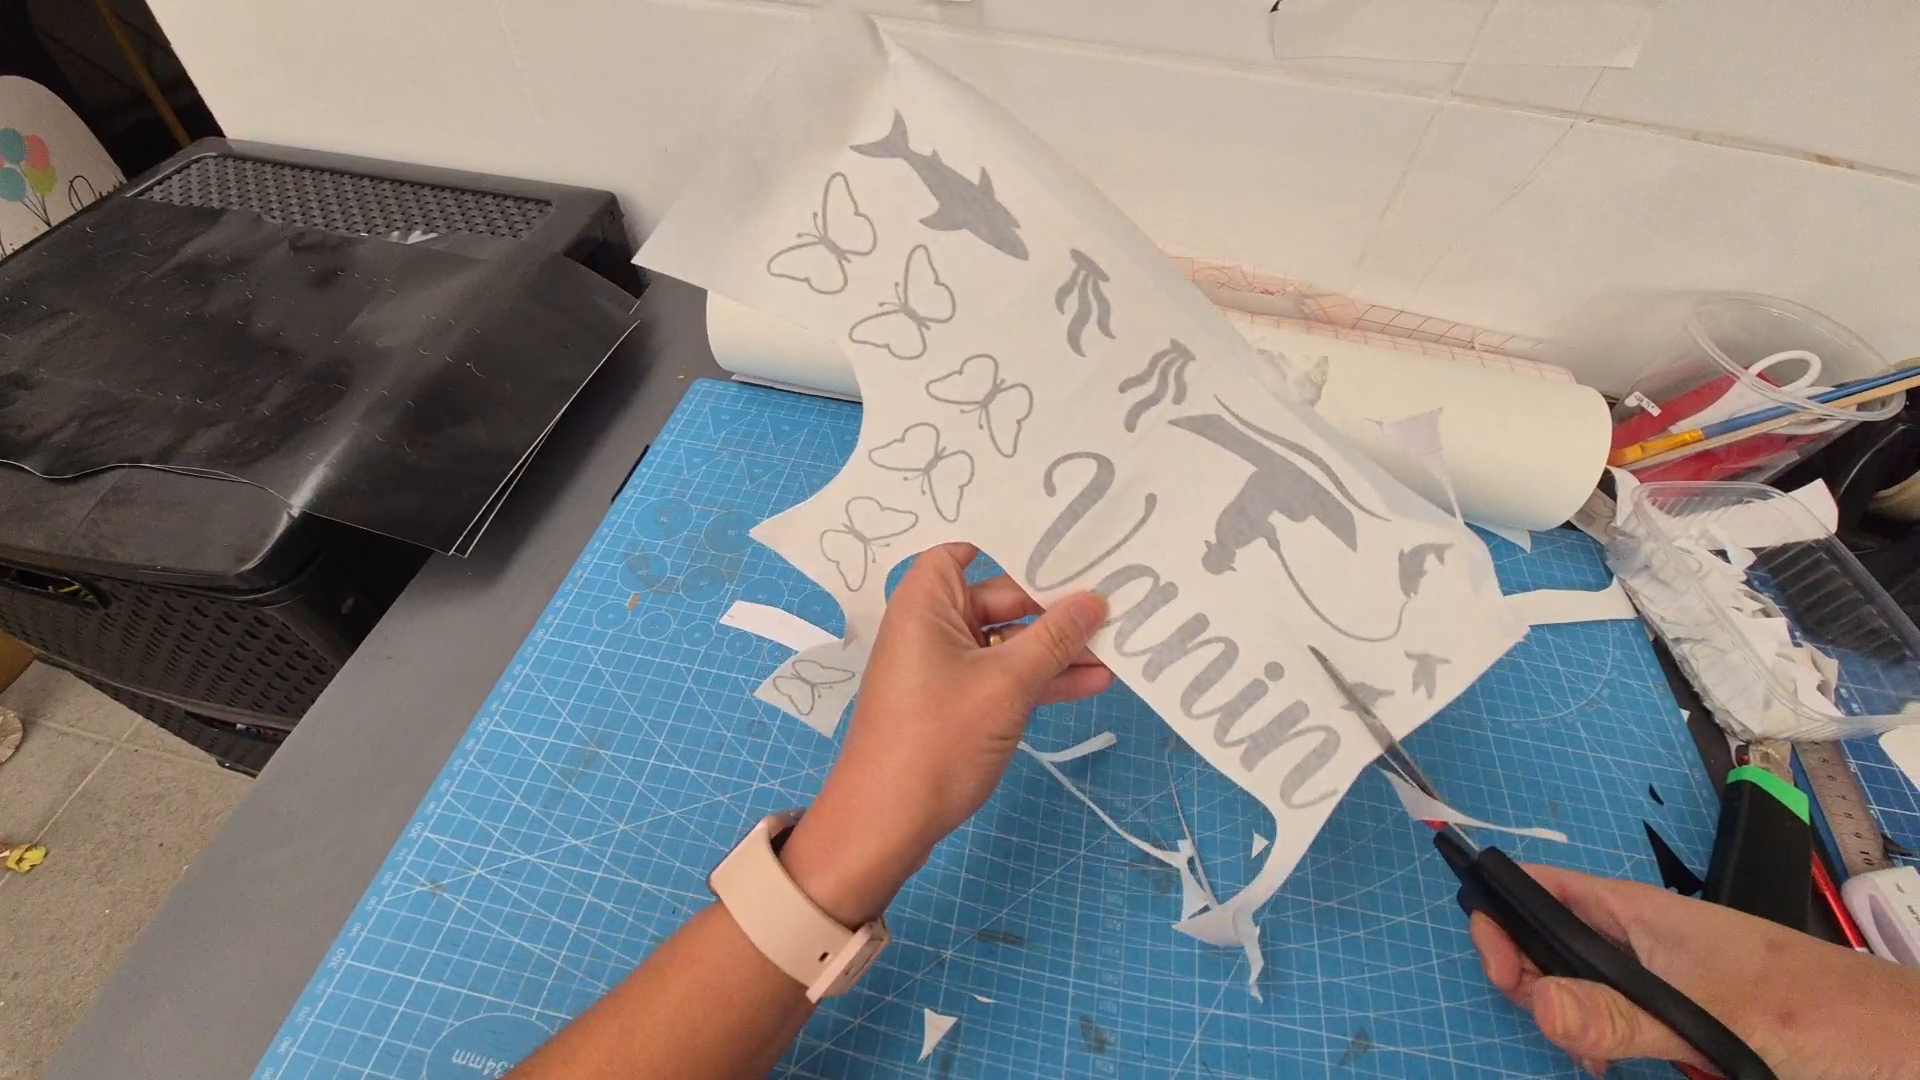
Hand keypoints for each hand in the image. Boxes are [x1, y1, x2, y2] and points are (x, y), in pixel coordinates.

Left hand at [779, 543, 1109, 924]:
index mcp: (926, 603)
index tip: (1062, 551)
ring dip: (1054, 649)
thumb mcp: (1006, 684)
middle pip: (998, 600)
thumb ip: (1054, 639)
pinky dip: (1038, 679)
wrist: (886, 824)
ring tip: (1115, 648)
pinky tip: (1092, 682)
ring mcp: (944, 666)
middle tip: (1111, 603)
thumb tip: (1095, 601)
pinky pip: (1002, 676)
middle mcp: (931, 626)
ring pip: (1006, 643)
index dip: (1007, 549)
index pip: (963, 552)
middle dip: (1052, 608)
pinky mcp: (955, 701)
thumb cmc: (939, 737)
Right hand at [1471, 863, 1919, 1077]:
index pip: (1528, 889)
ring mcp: (1651, 980)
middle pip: (1541, 943)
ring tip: (1594, 1061)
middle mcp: (1627, 938)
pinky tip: (1613, 1067)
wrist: (1918, 1054)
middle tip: (1558, 1028)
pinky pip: (1612, 1023)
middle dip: (1530, 981)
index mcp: (1624, 910)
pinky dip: (1600, 1046)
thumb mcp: (1716, 1018)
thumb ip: (1623, 1014)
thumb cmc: (1820, 1014)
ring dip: (1567, 1022)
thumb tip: (1535, 1007)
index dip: (1497, 916)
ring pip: (1574, 987)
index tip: (1498, 970)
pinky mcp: (1675, 1020)